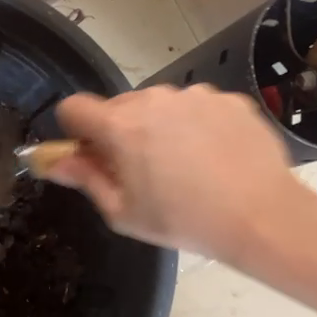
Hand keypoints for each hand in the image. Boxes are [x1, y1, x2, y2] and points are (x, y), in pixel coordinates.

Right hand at [43, 85, 299, 260]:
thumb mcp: (122, 212)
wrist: (262, 216)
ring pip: (159, 107)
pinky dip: (196, 127)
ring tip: (183, 167)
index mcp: (121, 125)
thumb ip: (84, 178)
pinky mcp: (229, 100)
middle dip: (120, 133)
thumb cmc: (183, 220)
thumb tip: (53, 161)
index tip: (90, 155)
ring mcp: (196, 96)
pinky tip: (212, 159)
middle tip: (140, 171)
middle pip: (118, 107)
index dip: (75, 131)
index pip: (74, 107)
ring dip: (158, 128)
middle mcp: (155, 99)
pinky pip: (197, 108)